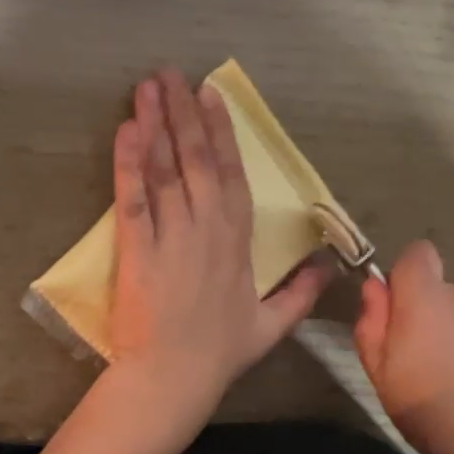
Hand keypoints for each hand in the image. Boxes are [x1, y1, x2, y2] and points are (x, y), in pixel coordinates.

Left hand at [106, 70, 332, 402]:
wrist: (173, 378)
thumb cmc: (218, 356)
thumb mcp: (271, 327)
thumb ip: (300, 294)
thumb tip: (327, 268)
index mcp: (238, 244)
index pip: (233, 176)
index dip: (222, 133)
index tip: (211, 98)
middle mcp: (207, 230)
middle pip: (197, 161)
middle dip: (184, 115)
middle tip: (171, 75)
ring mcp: (172, 238)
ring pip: (165, 171)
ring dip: (156, 125)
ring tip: (147, 88)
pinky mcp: (137, 251)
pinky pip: (133, 199)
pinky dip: (128, 164)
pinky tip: (126, 131)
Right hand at [353, 241, 453, 453]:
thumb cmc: (431, 411)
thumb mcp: (381, 376)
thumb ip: (373, 326)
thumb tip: (373, 288)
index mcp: (426, 302)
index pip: (416, 255)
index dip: (404, 278)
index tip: (397, 312)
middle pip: (442, 293)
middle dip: (430, 318)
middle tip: (423, 365)